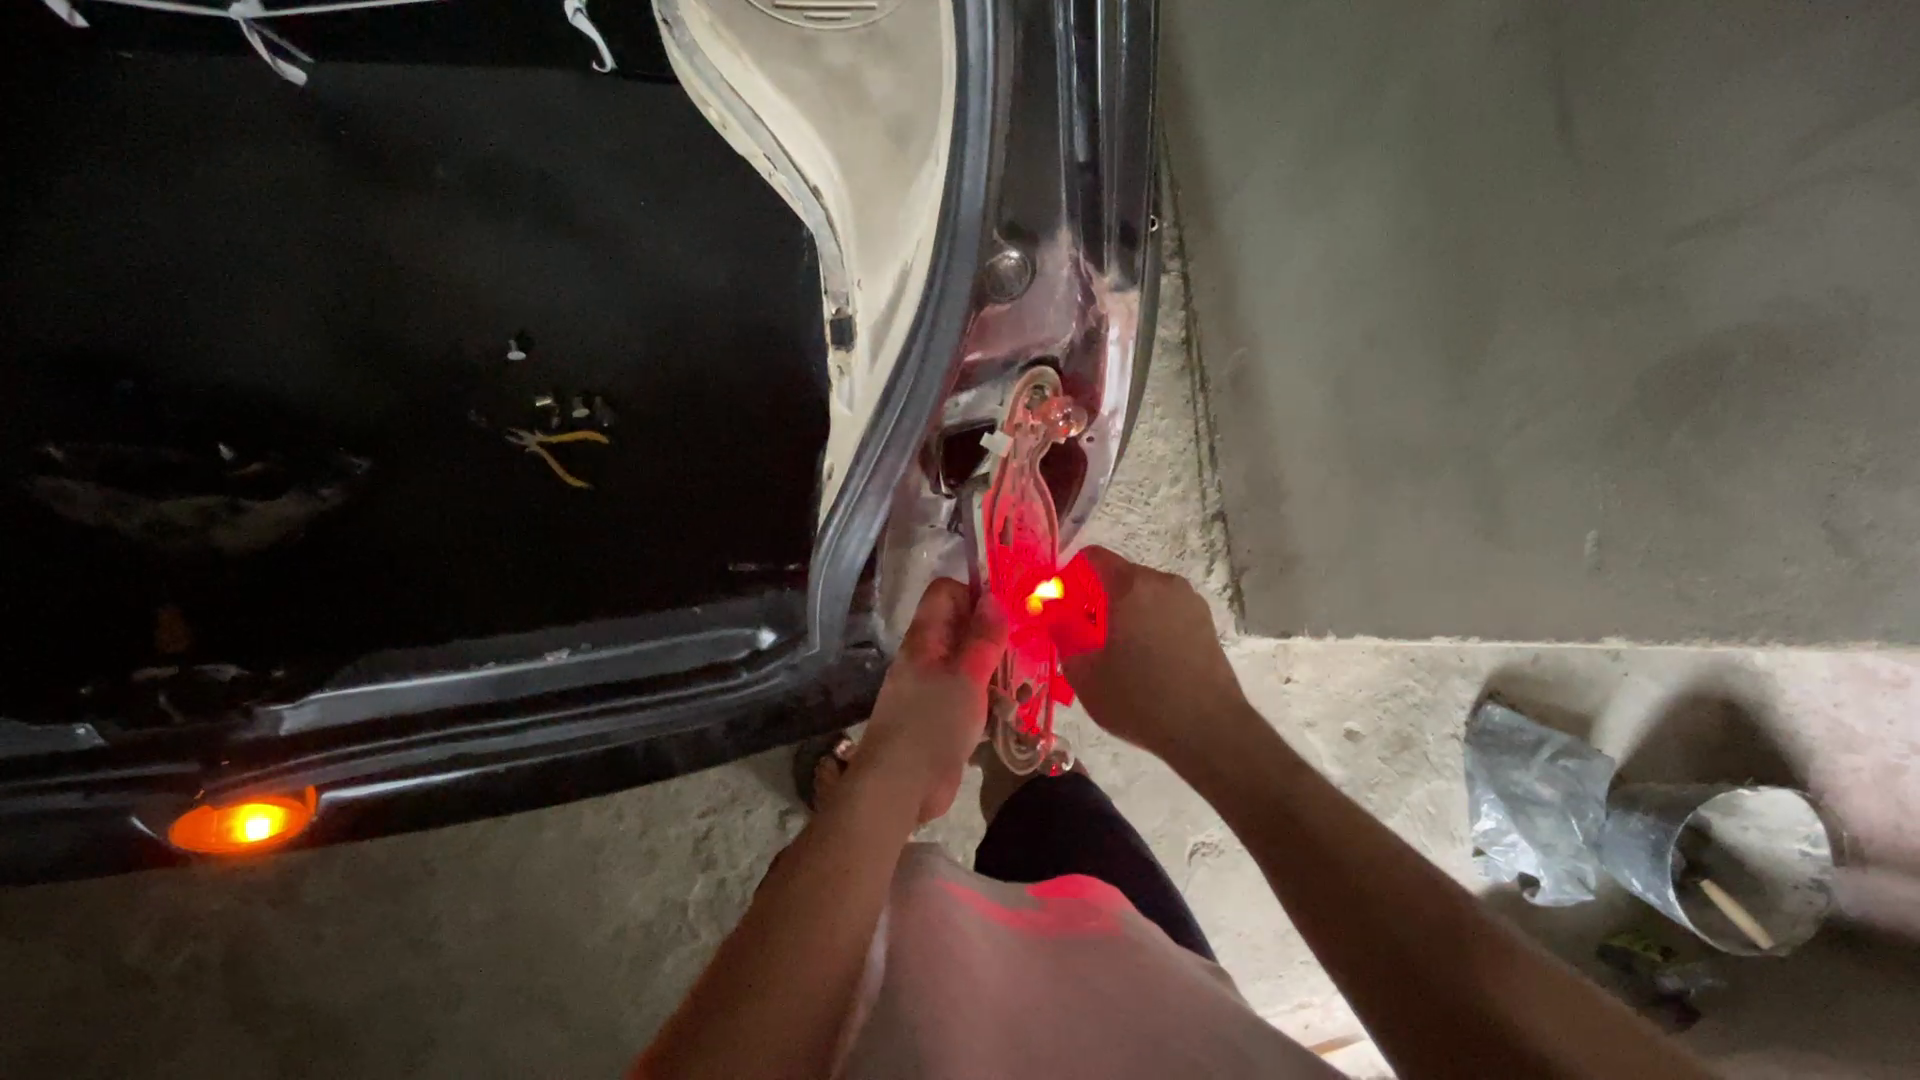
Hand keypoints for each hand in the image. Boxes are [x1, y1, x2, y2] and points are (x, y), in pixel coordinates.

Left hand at [852, 578, 1007, 823]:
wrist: (902, 785)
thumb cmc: (933, 723)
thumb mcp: (967, 676)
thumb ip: (983, 638)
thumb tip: (993, 596)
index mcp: (925, 639)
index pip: (946, 593)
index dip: (975, 594)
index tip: (1007, 613)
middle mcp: (927, 657)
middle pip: (961, 627)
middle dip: (994, 635)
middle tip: (1025, 649)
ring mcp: (932, 687)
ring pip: (969, 663)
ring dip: (996, 670)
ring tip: (1024, 684)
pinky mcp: (942, 716)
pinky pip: (969, 694)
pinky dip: (989, 698)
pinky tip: (1011, 710)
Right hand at [1060, 547, 1249, 759]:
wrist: (1208, 730)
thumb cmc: (1138, 699)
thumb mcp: (1083, 670)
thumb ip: (1061, 629)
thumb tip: (1053, 609)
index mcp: (1130, 587)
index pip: (1091, 557)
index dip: (1069, 579)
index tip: (1064, 612)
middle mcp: (1163, 583)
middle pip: (1117, 576)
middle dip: (1095, 601)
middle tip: (1086, 641)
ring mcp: (1189, 601)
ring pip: (1142, 594)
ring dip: (1123, 614)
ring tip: (1119, 657)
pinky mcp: (1205, 621)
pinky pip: (1164, 610)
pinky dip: (1148, 624)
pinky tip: (1148, 663)